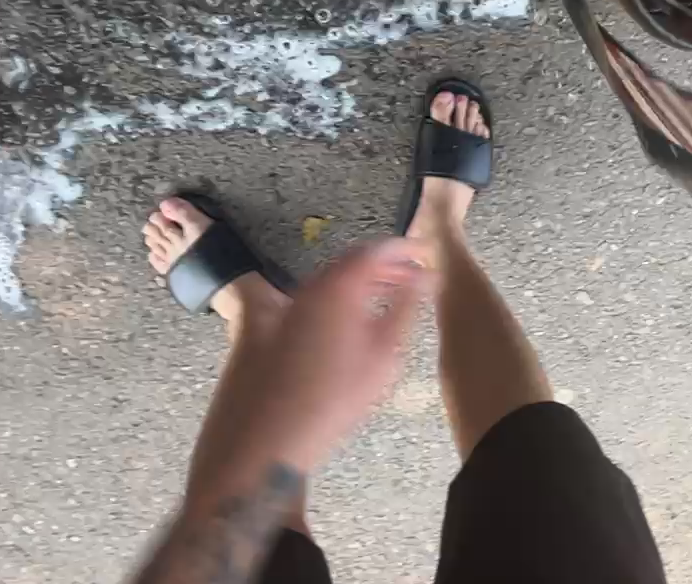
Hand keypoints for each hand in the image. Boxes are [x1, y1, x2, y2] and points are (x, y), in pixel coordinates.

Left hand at [248, 239, 431, 472]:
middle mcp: (310, 287)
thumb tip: (427, 276)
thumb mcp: (385, 353)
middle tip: (410, 277)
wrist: (264, 443)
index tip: (423, 253)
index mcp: (339, 285)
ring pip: (332, 282)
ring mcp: (286, 307)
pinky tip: (351, 326)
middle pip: (353, 262)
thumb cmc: (332, 399)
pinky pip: (313, 302)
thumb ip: (408, 306)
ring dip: (361, 284)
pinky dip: (338, 301)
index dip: (405, 248)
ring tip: (386, 300)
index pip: (378, 249)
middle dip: (385, 266)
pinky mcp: (269, 328)